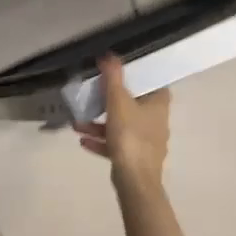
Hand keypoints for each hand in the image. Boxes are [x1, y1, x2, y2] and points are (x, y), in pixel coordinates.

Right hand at [75, 56, 171, 187]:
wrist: (135, 180)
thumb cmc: (130, 136)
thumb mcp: (118, 101)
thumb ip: (113, 78)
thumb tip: (110, 55)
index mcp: (158, 106)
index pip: (155, 84)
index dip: (140, 76)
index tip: (121, 71)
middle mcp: (156, 123)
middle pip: (134, 105)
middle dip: (109, 100)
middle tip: (93, 94)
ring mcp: (146, 143)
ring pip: (121, 125)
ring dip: (99, 123)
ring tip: (78, 123)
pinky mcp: (136, 159)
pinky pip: (116, 144)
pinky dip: (101, 140)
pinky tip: (82, 140)